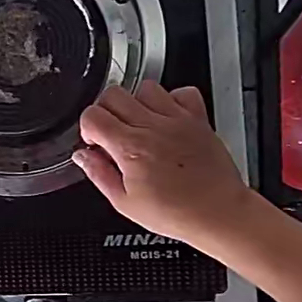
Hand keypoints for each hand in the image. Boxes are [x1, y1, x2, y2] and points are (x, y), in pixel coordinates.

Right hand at [74, 83, 256, 244]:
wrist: (218, 213)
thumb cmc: (177, 213)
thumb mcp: (125, 203)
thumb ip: (99, 174)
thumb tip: (83, 157)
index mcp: (131, 148)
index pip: (93, 115)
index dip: (87, 129)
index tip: (95, 143)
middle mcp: (154, 127)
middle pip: (113, 94)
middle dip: (105, 112)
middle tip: (112, 134)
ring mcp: (178, 120)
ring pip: (145, 87)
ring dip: (136, 104)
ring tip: (139, 126)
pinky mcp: (198, 120)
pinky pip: (182, 92)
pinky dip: (171, 100)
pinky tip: (166, 120)